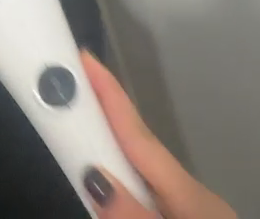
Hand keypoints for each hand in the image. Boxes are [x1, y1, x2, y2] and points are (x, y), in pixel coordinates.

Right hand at [81, 51, 236, 218]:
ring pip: (141, 182)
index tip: (82, 55)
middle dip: (100, 125)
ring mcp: (196, 218)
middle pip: (138, 155)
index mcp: (196, 203)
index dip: (110, 96)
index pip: (141, 139)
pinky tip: (106, 188)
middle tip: (62, 95)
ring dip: (108, 161)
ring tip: (73, 137)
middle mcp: (197, 205)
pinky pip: (150, 202)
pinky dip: (125, 190)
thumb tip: (95, 177)